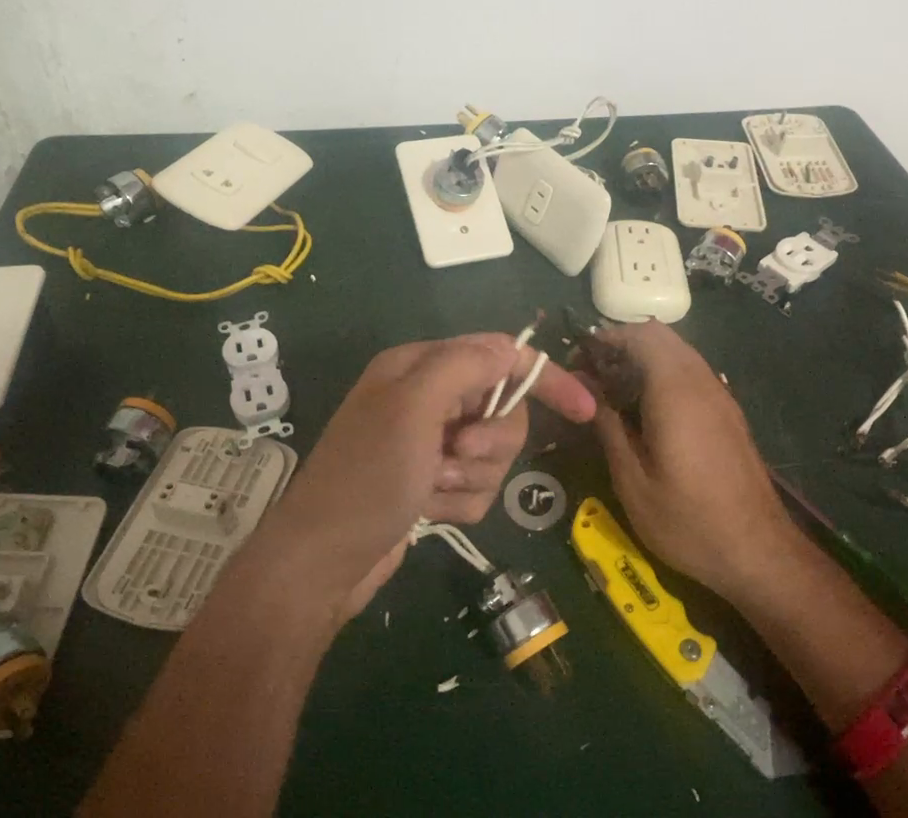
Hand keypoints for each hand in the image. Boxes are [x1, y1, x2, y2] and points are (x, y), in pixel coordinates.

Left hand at [251, 333, 594, 624]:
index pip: (500, 355)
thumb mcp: (414, 407)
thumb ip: (465, 366)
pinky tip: (429, 511)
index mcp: (420, 367)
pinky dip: (460, 503)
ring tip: (433, 488)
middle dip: (491, 441)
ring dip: (472, 477)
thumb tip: (509, 348)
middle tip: (456, 454)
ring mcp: (429, 445)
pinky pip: (478, 488)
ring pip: (495, 454)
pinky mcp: (431, 485)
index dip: (544, 377)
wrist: (323, 560)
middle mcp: (427, 399)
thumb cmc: (368, 476)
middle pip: (504, 410)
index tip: (584, 411)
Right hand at [588, 322, 799, 604]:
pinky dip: (664, 374)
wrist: (759, 553)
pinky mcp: (729, 414)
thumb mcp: (632, 482)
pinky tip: (645, 410)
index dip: (605, 338)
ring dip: (644, 358)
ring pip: (679, 353)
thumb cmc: (688, 522)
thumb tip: (585, 387)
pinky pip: (692, 374)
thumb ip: (608, 426)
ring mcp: (721, 397)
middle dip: (623, 344)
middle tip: (592, 373)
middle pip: (661, 337)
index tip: (577, 360)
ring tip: (612, 391)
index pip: (641, 336)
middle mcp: (702, 384)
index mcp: (676, 393)